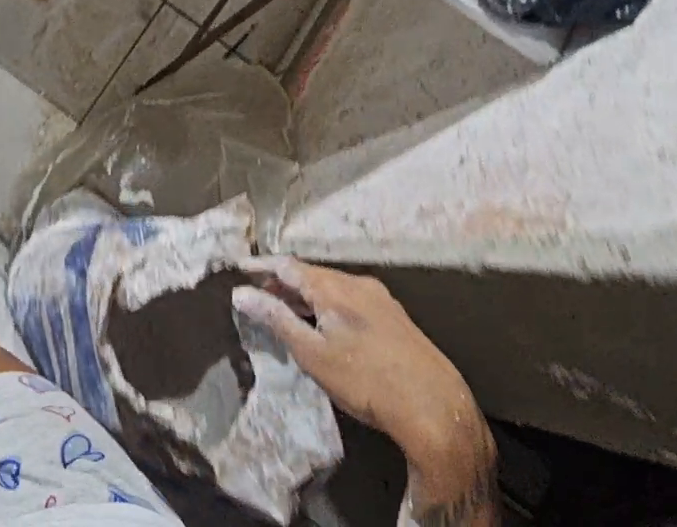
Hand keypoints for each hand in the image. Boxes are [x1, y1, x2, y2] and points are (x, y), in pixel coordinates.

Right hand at [233, 258, 496, 526]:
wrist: (436, 411)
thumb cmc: (366, 381)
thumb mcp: (312, 353)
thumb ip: (276, 319)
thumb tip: (241, 293)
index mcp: (335, 287)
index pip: (288, 265)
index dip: (261, 265)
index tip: (240, 267)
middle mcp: (359, 284)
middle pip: (311, 273)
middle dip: (282, 281)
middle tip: (259, 294)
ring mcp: (381, 300)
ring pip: (333, 287)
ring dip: (306, 294)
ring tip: (286, 310)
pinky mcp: (396, 318)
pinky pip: (350, 299)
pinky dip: (327, 304)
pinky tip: (325, 324)